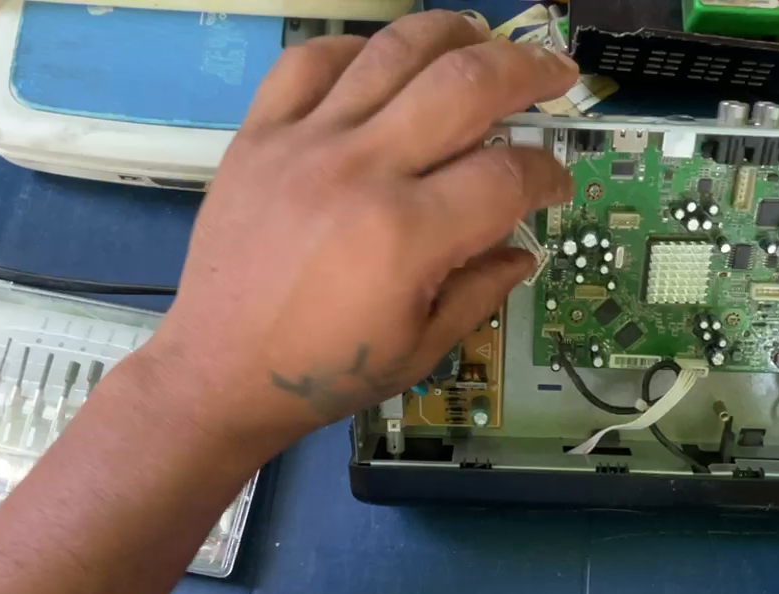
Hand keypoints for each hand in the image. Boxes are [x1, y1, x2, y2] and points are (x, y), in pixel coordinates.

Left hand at [139, 12, 576, 455]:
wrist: (223, 372)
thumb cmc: (327, 374)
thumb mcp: (419, 351)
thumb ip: (479, 294)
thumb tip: (523, 253)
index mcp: (408, 236)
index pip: (505, 176)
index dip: (546, 173)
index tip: (555, 184)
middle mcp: (362, 170)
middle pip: (464, 85)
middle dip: (526, 71)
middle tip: (554, 73)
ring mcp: (306, 143)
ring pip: (394, 50)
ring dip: (454, 33)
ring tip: (485, 39)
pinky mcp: (260, 135)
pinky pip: (313, 60)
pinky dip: (359, 48)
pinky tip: (385, 60)